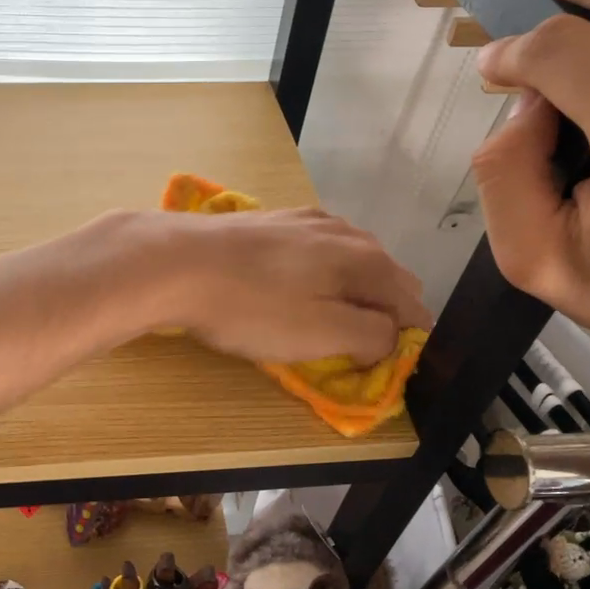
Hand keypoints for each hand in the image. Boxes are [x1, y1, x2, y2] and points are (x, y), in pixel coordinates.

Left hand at [120, 207, 429, 364]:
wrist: (177, 261)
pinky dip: (318, 277)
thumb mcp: (321, 333)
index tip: (380, 368)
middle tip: (351, 350)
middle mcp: (347, 231)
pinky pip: (316, 253)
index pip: (413, 306)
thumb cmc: (251, 305)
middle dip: (380, 315)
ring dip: (349, 294)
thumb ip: (371, 336)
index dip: (405, 341)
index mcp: (368, 259)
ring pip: (349, 263)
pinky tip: (291, 291)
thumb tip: (393, 336)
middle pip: (385, 280)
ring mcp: (308, 220)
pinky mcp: (273, 221)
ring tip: (322, 324)